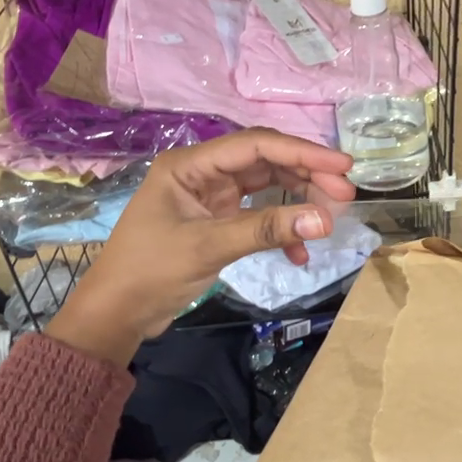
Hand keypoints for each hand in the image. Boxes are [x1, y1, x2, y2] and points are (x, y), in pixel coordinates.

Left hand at [46, 129, 356, 361]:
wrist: (115, 315)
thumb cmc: (150, 271)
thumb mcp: (209, 246)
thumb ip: (266, 230)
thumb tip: (324, 221)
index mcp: (191, 164)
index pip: (257, 146)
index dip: (302, 152)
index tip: (342, 167)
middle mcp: (203, 173)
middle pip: (266, 162)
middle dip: (306, 176)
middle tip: (345, 196)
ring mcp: (211, 197)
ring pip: (267, 187)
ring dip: (298, 202)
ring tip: (329, 221)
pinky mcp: (217, 221)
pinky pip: (258, 216)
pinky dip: (280, 231)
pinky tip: (298, 254)